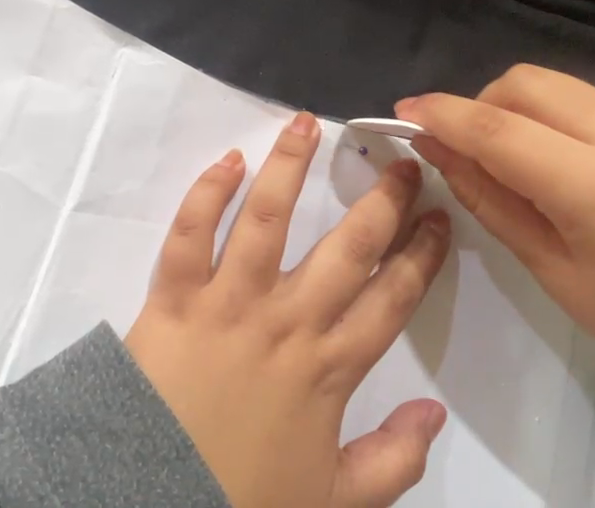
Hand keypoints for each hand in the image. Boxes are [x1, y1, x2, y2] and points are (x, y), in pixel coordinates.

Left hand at [125, 111, 453, 507]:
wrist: (154, 501)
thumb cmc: (241, 497)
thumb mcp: (335, 502)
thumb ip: (393, 462)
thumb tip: (438, 413)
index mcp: (329, 368)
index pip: (390, 301)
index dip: (421, 257)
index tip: (441, 217)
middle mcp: (287, 322)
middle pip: (346, 250)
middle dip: (381, 202)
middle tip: (403, 161)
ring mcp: (229, 304)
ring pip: (267, 221)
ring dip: (290, 166)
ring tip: (308, 123)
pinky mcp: (174, 297)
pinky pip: (190, 235)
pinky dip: (208, 193)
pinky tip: (229, 159)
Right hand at [398, 66, 594, 399]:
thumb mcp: (554, 272)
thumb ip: (489, 199)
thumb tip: (436, 148)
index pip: (498, 129)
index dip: (441, 114)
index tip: (403, 110)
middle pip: (527, 83)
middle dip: (480, 102)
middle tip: (465, 146)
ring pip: (560, 83)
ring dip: (517, 104)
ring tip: (513, 153)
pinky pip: (594, 99)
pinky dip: (557, 113)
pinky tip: (560, 154)